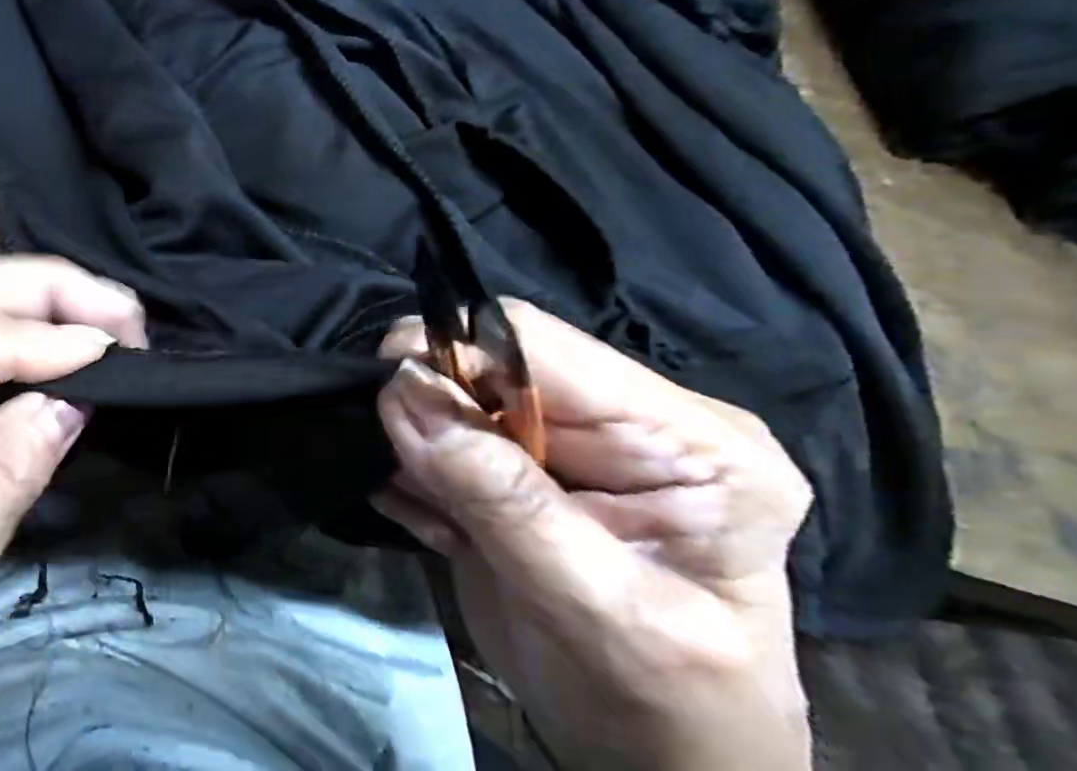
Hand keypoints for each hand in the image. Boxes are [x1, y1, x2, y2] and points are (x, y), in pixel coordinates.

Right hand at [373, 301, 812, 770]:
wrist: (658, 764)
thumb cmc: (664, 706)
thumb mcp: (594, 608)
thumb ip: (503, 499)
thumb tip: (405, 393)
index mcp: (688, 438)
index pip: (546, 347)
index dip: (457, 353)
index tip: (389, 394)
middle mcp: (630, 418)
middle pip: (494, 365)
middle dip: (432, 408)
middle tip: (404, 468)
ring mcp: (576, 441)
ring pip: (459, 398)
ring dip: (420, 448)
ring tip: (430, 514)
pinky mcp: (529, 466)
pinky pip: (449, 437)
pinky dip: (421, 473)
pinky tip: (433, 525)